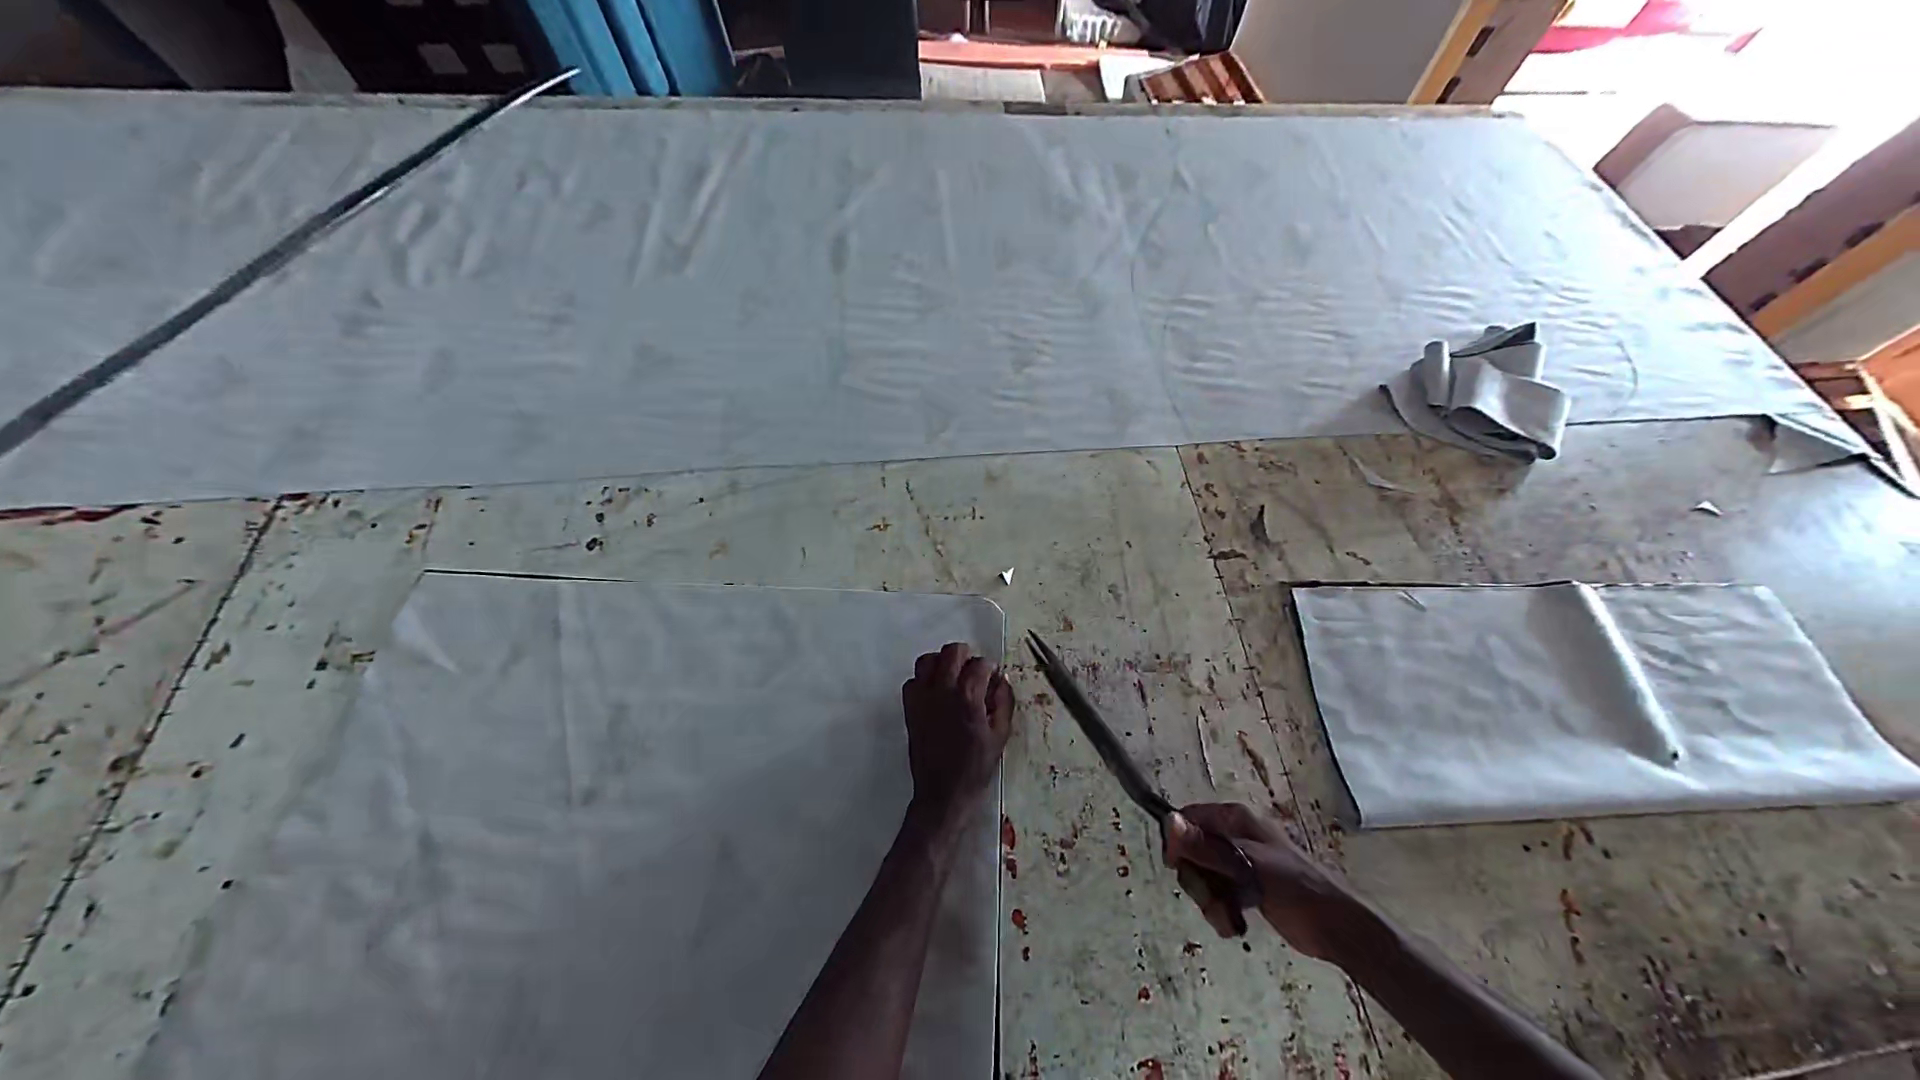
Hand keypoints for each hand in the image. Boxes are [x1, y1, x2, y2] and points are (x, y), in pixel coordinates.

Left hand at [902, 643, 1014, 826]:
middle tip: (974, 671)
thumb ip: (1004, 702)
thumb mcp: (1000, 735)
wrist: (943, 793)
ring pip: (927, 660)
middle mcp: (942, 691)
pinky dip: (924, 680)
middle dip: (967, 656)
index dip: (990, 668)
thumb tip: (1001, 681)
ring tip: (953, 676)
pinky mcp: (909, 708)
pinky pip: (912, 681)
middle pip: (952, 652)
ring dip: (942, 663)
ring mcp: (922, 698)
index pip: (980, 664)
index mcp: (968, 698)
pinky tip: (936, 693)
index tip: (993, 677)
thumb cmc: (976, 768)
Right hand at [1163, 802, 1357, 959]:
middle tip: (1212, 900)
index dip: (1178, 842)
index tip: (1178, 867)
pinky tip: (1235, 925)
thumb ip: (1205, 848)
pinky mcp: (1244, 887)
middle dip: (1198, 882)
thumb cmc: (1294, 886)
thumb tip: (1168, 822)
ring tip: (1229, 920)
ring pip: (1203, 877)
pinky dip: (1221, 911)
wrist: (1336, 927)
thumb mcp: (1246, 866)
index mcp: (1234, 818)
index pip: (1188, 818)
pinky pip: (1217, 894)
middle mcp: (1233, 835)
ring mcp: (1239, 862)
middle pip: (1192, 852)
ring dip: (1210, 902)